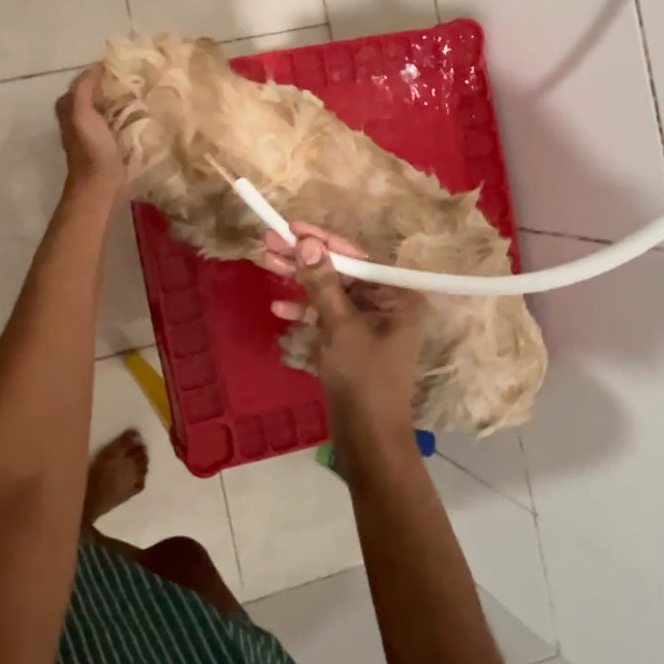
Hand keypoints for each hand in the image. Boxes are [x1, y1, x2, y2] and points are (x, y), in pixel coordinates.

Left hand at [55, 65, 128, 200]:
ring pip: (107, 104)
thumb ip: (84, 87)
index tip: (124, 64)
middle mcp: (76, 115)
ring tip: (142, 90)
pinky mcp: (105, 140)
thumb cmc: (90, 147)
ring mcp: (91, 129)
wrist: (99, 184)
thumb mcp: (81, 112)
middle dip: (113, 83)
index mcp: (68, 106)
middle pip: (96, 91)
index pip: (84, 79)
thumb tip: (99, 66)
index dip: (101, 71)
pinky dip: (126, 113)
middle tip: (137, 76)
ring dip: (122, 98)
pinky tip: (141, 110)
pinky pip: (116, 119)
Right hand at [264, 224, 420, 431]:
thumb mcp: (341, 326)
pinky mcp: (350, 340)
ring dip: (299, 281)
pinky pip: (326, 316)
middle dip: (304, 258)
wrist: (368, 436)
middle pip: (340, 272)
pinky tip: (279, 309)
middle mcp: (385, 304)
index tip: (291, 226)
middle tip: (269, 241)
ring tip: (266, 263)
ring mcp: (367, 323)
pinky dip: (304, 311)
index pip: (356, 257)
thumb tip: (306, 242)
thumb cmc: (363, 377)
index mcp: (396, 296)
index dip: (322, 240)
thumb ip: (323, 283)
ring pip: (329, 292)